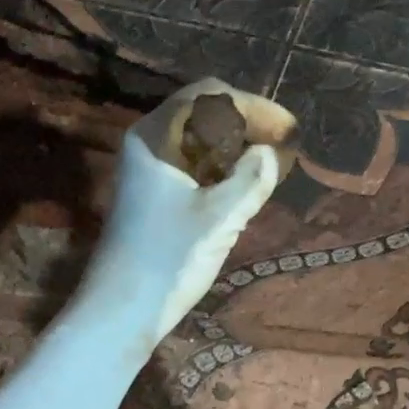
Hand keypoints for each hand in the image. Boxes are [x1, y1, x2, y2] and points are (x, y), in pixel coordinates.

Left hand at [71, 79, 290, 344]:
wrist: (121, 312)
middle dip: (245, 128)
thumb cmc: (169, 260)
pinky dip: (218, 174)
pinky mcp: (150, 203)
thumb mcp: (220, 218)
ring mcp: (146, 176)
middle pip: (202, 117)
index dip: (253, 107)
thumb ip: (251, 179)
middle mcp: (146, 146)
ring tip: (268, 170)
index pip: (210, 96)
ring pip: (196, 147)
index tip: (287, 130)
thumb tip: (268, 154)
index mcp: (155, 136)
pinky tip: (240, 193)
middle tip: (282, 149)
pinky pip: (190, 172)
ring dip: (233, 152)